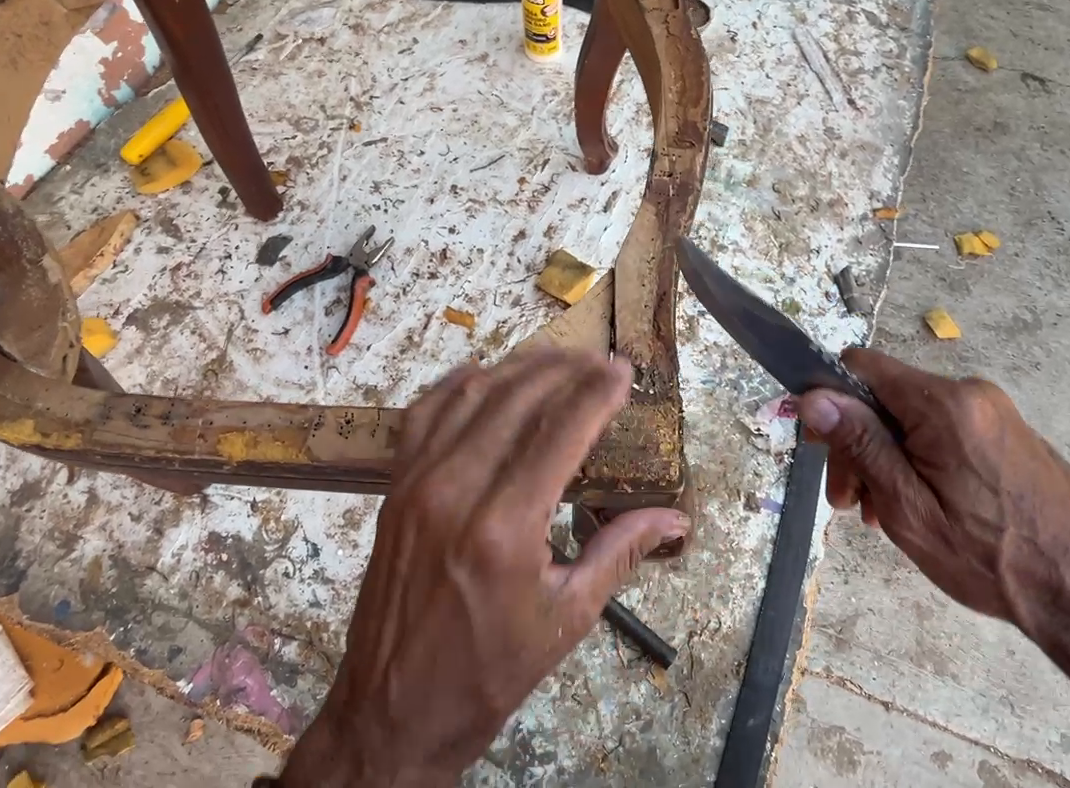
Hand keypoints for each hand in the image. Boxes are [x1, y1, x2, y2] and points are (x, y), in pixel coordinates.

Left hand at [280, 350, 688, 785]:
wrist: (393, 709)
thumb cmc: (490, 671)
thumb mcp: (567, 616)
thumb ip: (620, 550)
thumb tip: (675, 516)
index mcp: (505, 527)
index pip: (561, 430)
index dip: (597, 392)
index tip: (624, 371)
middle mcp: (455, 490)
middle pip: (517, 399)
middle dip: (564, 369)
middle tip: (599, 360)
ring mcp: (417, 483)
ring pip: (471, 395)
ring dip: (517, 368)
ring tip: (556, 360)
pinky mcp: (395, 487)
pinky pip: (425, 413)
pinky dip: (459, 385)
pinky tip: (485, 376)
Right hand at [799, 348, 1069, 627]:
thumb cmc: (986, 557)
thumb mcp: (907, 507)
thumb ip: (860, 444)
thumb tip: (813, 396)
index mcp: (946, 404)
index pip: (862, 366)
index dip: (830, 399)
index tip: (821, 447)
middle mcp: (973, 394)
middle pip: (887, 398)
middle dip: (858, 444)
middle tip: (849, 504)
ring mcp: (998, 413)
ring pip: (915, 419)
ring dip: (887, 459)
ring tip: (884, 516)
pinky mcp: (1012, 436)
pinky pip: (948, 433)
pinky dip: (922, 461)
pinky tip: (924, 508)